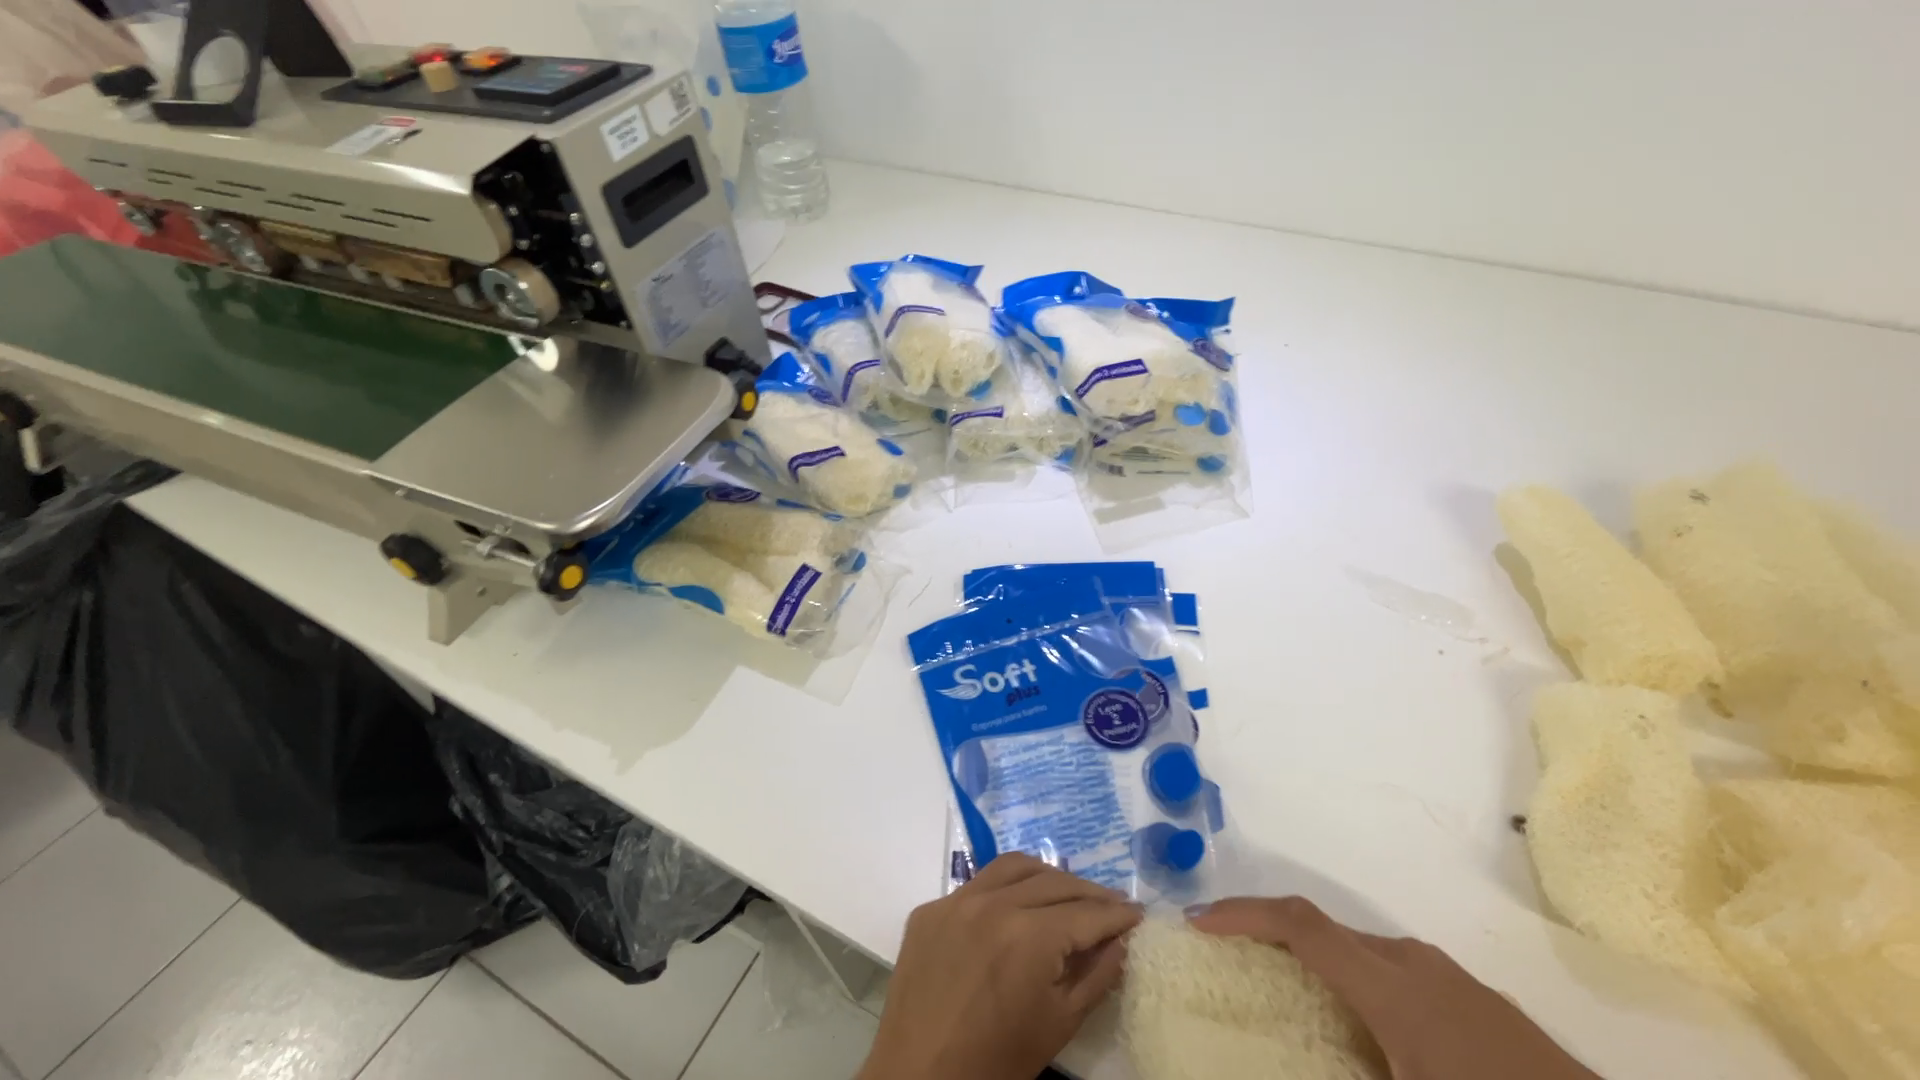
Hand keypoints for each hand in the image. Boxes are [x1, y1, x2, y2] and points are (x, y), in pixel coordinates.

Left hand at [858, 854, 1143, 1079]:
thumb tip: (1122, 940)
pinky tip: (1017, 907)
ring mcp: (955, 901)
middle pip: (1055, 882)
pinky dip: (1005, 888)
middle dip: (1091, 893)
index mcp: (1029, 936)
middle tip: (1113, 906)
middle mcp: (992, 904)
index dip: (1119, 914)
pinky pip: (976, 884)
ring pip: (1014, 867)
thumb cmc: (997, 1060)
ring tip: (1070, 895)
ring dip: (1049, 876)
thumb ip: (1097, 974)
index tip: (1139, 914)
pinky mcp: (930, 909)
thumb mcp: (1061, 1022)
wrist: (919, 1077)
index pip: (1088, 913)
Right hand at [1189, 897, 1600, 1079]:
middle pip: (1324, 929)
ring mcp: (1450, 977)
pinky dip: (1354, 978)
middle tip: (1225, 957)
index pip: (1301, 925)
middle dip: (1267, 932)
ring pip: (1361, 950)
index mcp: (1392, 988)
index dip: (1242, 914)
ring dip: (1312, 958)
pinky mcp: (1474, 998)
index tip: (1196, 924)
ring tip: (1283, 991)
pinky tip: (1359, 1025)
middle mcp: (1415, 965)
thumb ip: (1331, 1077)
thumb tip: (1273, 1066)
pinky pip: (1393, 970)